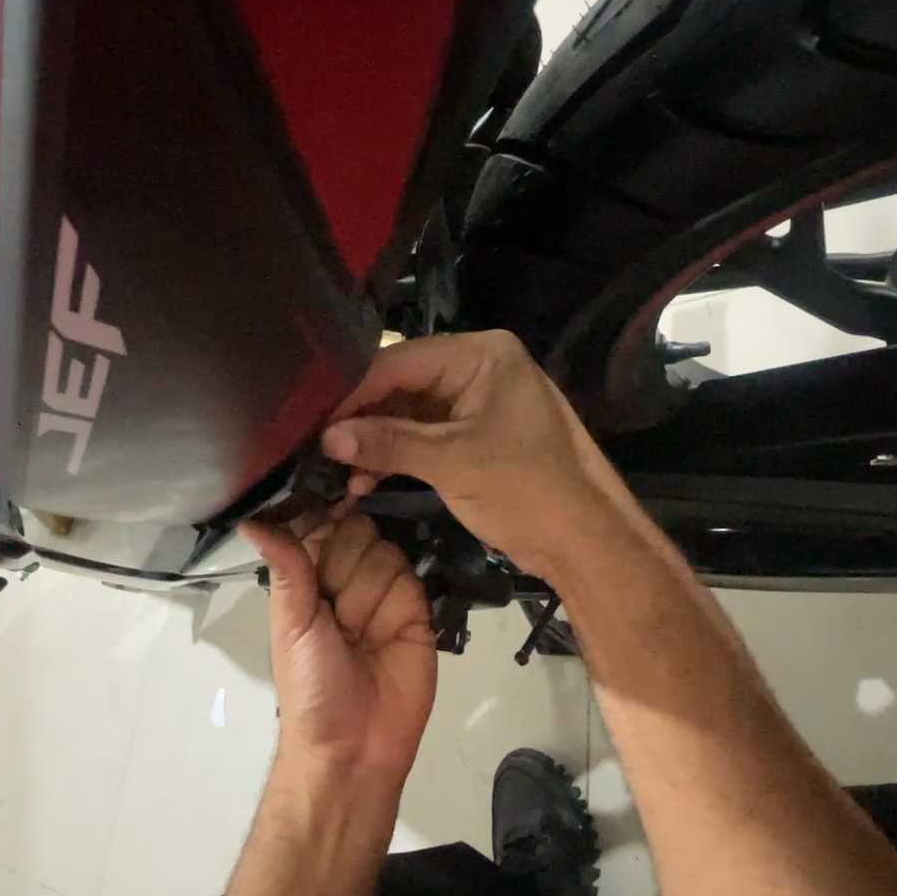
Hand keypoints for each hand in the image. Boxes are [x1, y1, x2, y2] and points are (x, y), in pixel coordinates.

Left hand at [241, 515, 436, 783]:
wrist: (354, 747)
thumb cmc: (310, 685)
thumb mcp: (291, 623)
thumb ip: (287, 565)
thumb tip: (251, 522)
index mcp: (310, 576)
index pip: (321, 523)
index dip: (324, 517)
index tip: (324, 516)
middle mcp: (349, 577)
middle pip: (357, 529)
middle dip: (345, 563)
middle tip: (334, 610)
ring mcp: (385, 592)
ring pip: (385, 550)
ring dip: (367, 592)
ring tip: (359, 634)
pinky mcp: (418, 609)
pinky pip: (412, 578)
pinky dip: (396, 600)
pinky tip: (387, 630)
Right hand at [319, 330, 637, 578]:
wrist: (583, 540)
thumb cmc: (526, 489)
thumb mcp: (453, 463)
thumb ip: (387, 444)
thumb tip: (326, 439)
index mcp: (482, 355)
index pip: (401, 360)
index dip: (355, 392)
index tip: (313, 422)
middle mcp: (477, 367)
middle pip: (402, 383)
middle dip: (362, 419)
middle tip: (319, 448)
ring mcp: (475, 401)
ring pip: (408, 412)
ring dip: (375, 442)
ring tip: (339, 473)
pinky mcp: (473, 433)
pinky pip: (423, 434)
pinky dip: (396, 455)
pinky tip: (364, 480)